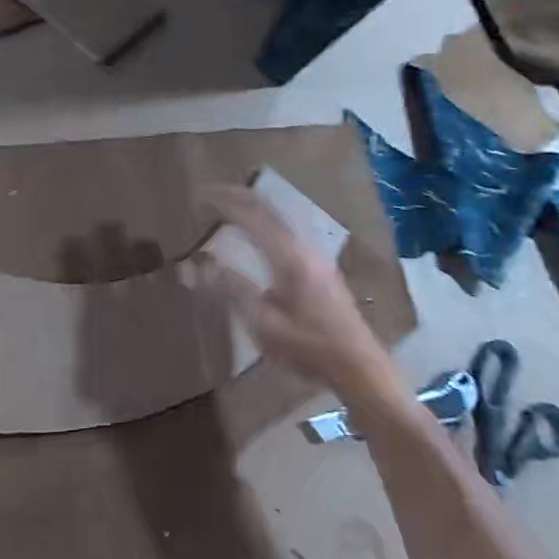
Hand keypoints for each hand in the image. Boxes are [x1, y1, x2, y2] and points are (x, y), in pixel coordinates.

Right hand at [196, 184, 397, 400]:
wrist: (359, 364)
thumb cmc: (310, 348)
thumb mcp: (265, 325)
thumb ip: (233, 292)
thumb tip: (200, 267)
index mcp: (290, 257)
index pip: (254, 216)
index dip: (226, 202)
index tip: (201, 196)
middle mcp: (306, 248)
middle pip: (271, 210)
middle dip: (241, 198)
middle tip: (214, 194)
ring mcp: (318, 256)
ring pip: (283, 219)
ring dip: (257, 209)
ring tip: (233, 207)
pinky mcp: (323, 268)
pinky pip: (290, 232)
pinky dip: (269, 223)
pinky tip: (262, 235)